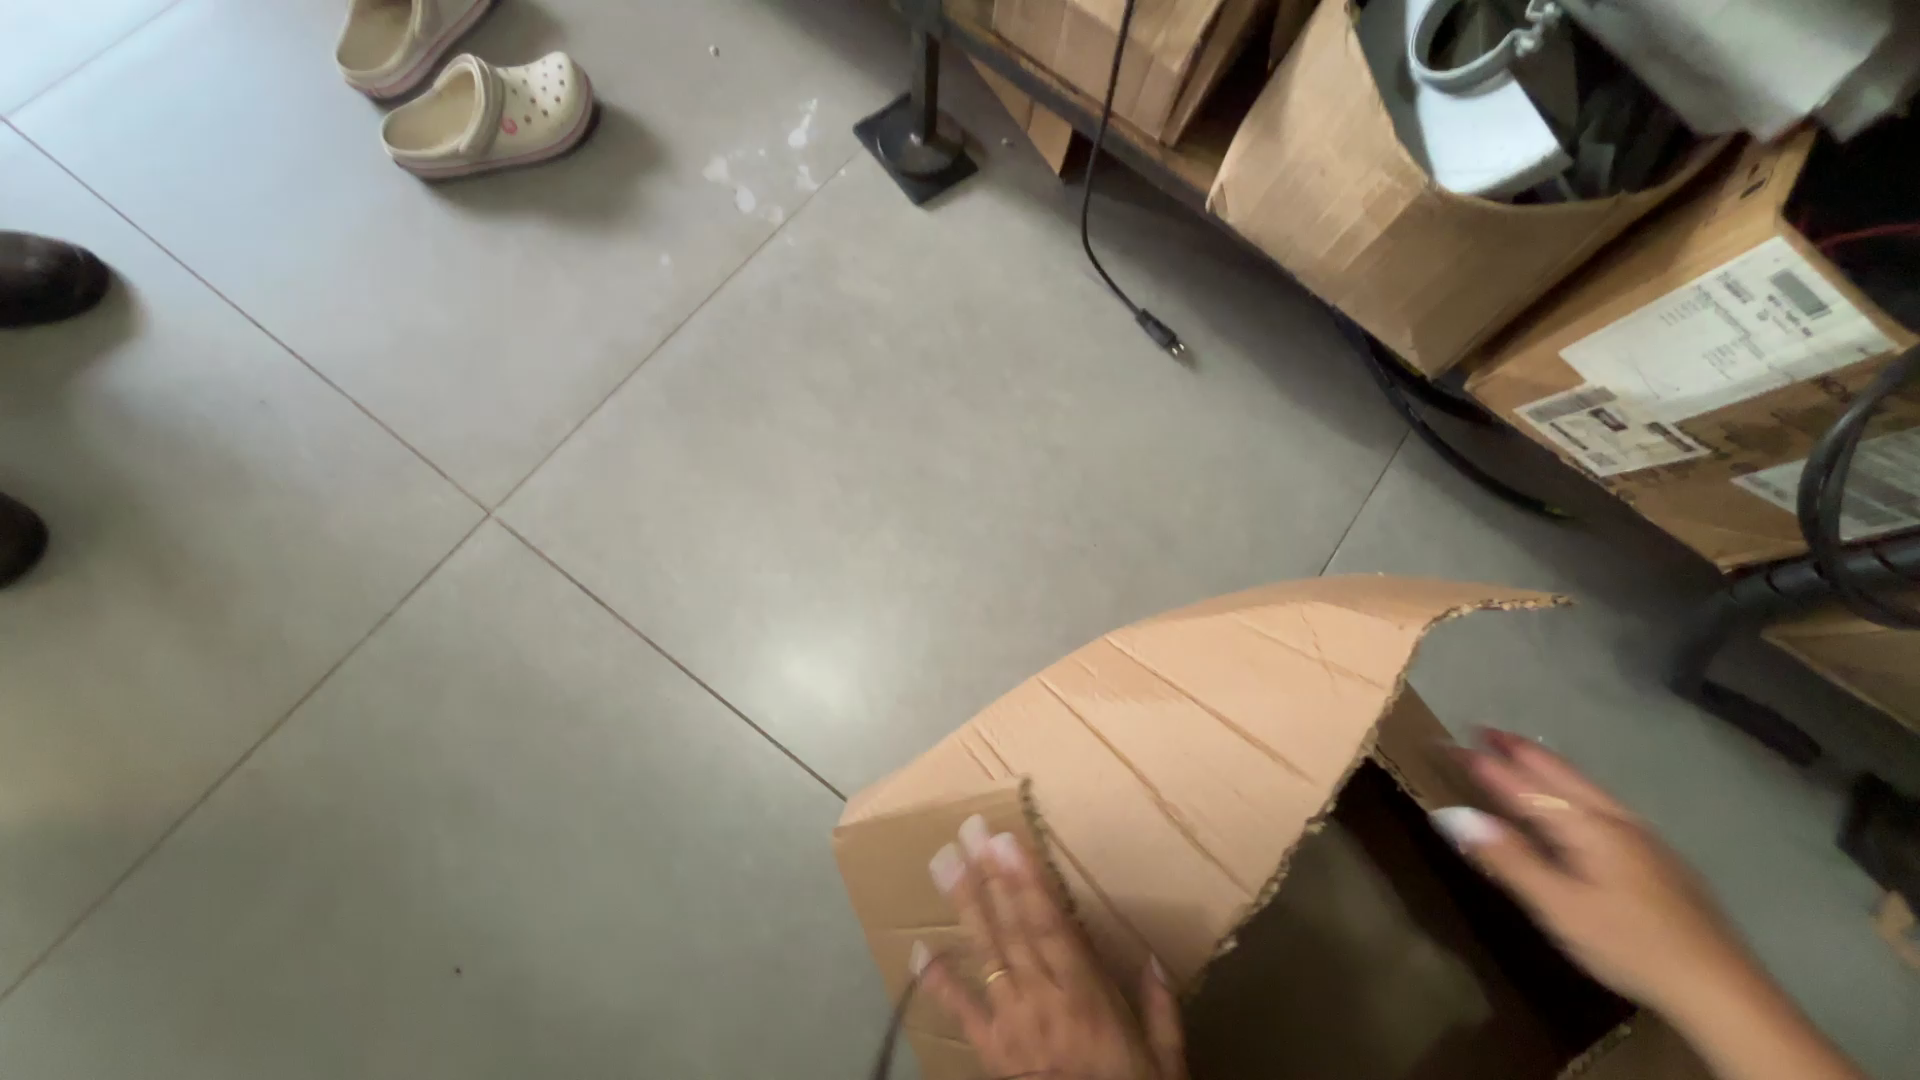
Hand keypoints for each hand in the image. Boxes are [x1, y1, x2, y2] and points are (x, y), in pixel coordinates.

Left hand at [913, 815, 1184, 1079]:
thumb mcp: (1163, 1061)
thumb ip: (1160, 1009)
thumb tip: (1152, 957)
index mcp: (1086, 997)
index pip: (1051, 926)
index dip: (1027, 882)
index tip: (1008, 842)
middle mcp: (1043, 1000)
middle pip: (1012, 928)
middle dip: (990, 876)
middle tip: (969, 832)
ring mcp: (1012, 1023)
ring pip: (987, 954)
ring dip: (965, 905)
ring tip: (944, 863)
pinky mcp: (991, 1050)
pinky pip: (961, 1012)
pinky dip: (938, 980)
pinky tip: (918, 948)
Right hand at [1431, 730, 1756, 1014]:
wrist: (1722, 990)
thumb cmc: (1628, 944)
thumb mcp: (1556, 906)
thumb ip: (1505, 858)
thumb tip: (1451, 815)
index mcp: (1585, 826)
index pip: (1519, 784)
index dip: (1481, 763)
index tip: (1446, 743)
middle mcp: (1613, 819)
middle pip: (1558, 772)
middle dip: (1517, 749)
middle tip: (1482, 730)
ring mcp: (1640, 836)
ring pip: (1582, 785)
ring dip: (1544, 764)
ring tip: (1517, 753)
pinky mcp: (1655, 856)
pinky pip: (1598, 802)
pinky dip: (1568, 786)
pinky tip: (1570, 800)